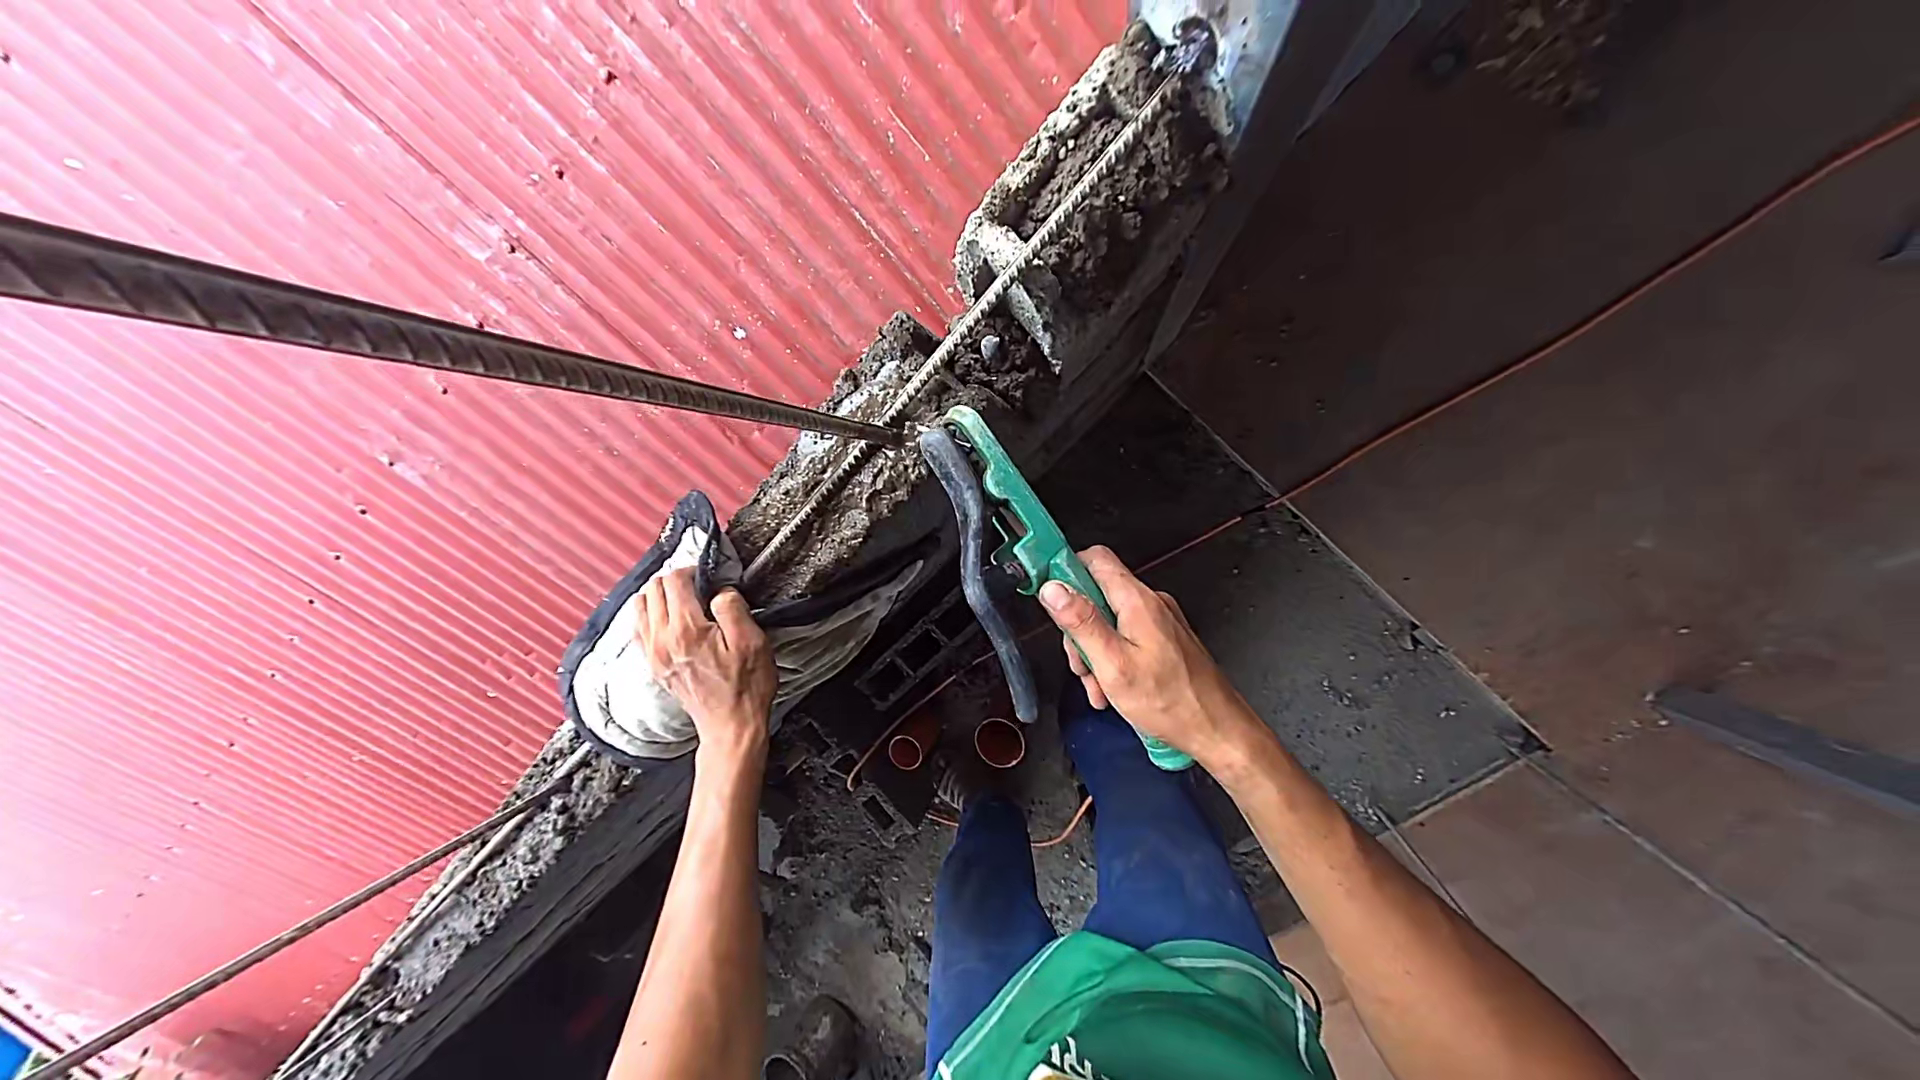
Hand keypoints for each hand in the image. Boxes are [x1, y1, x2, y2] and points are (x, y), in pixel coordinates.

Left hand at [637, 568, 775, 762]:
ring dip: (659, 596)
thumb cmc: (746, 686)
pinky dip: (649, 616)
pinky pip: (638, 629)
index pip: (674, 581)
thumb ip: (732, 608)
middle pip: (653, 589)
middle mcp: (662, 639)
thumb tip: (719, 590)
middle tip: (699, 586)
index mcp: (687, 630)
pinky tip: (668, 619)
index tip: (709, 577)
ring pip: (640, 606)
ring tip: (683, 600)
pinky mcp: (653, 665)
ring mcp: (654, 654)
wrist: (731, 725)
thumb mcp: (752, 641)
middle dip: (674, 580)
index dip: (692, 571)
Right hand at [1039, 546, 1274, 772]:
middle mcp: (1150, 604)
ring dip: (1094, 652)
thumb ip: (1081, 622)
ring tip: (1100, 684)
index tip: (1049, 596)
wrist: (1217, 729)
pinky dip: (1112, 659)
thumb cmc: (1174, 702)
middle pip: (1096, 595)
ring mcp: (1158, 621)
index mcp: (1137, 601)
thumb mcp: (1113, 664)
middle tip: (1081, 661)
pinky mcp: (1163, 639)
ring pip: (1108, 621)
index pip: (1094, 559)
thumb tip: (1054, 590)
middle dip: (1079, 630)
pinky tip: (1114, 687)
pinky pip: (1125, 637)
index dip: (1065, 572)